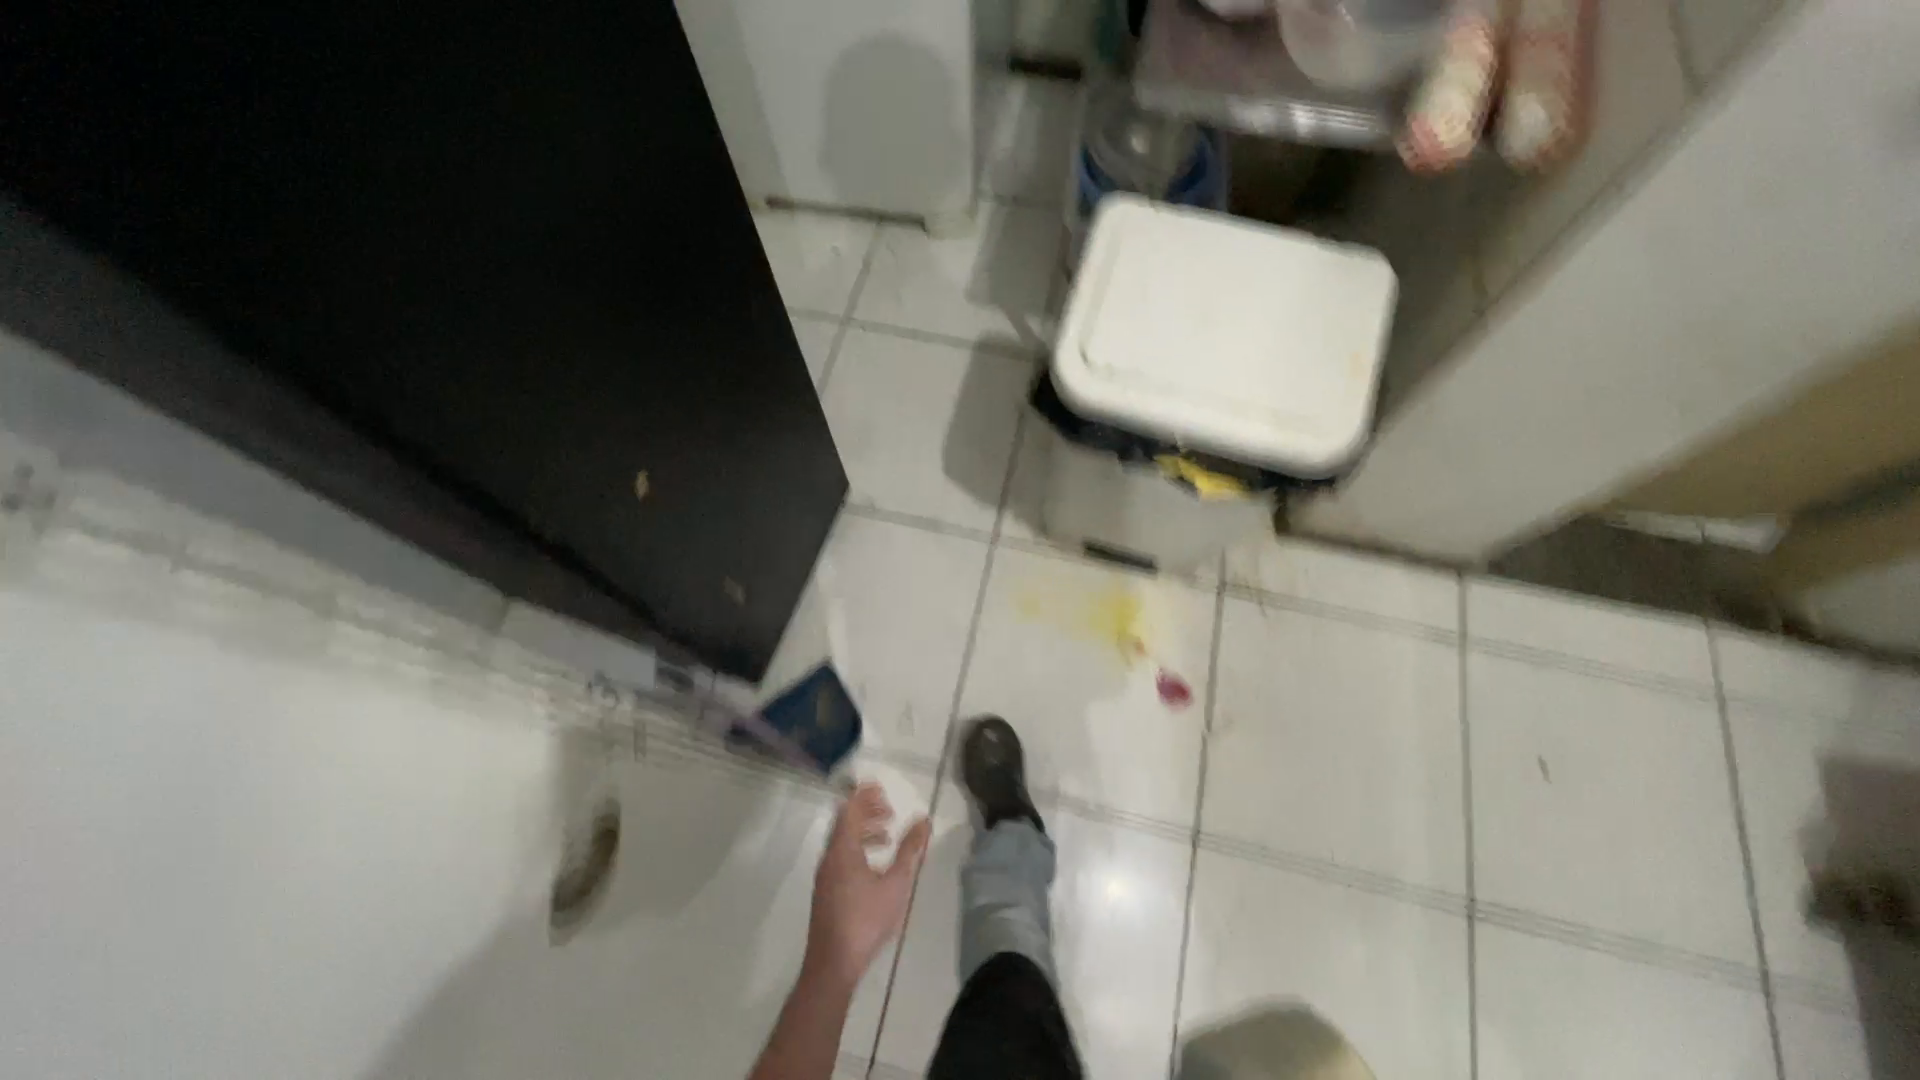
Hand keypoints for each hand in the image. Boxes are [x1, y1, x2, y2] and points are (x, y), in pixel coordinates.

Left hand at [804, 782, 931, 985]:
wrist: (833, 964)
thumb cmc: (866, 920)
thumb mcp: (896, 884)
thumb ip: (910, 850)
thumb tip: (924, 820)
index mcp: (842, 850)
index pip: (849, 810)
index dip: (864, 795)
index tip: (881, 787)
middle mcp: (829, 858)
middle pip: (844, 823)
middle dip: (866, 811)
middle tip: (889, 810)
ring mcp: (825, 876)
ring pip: (842, 842)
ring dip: (863, 831)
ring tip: (887, 836)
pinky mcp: (826, 892)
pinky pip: (840, 857)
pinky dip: (858, 849)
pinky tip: (874, 867)